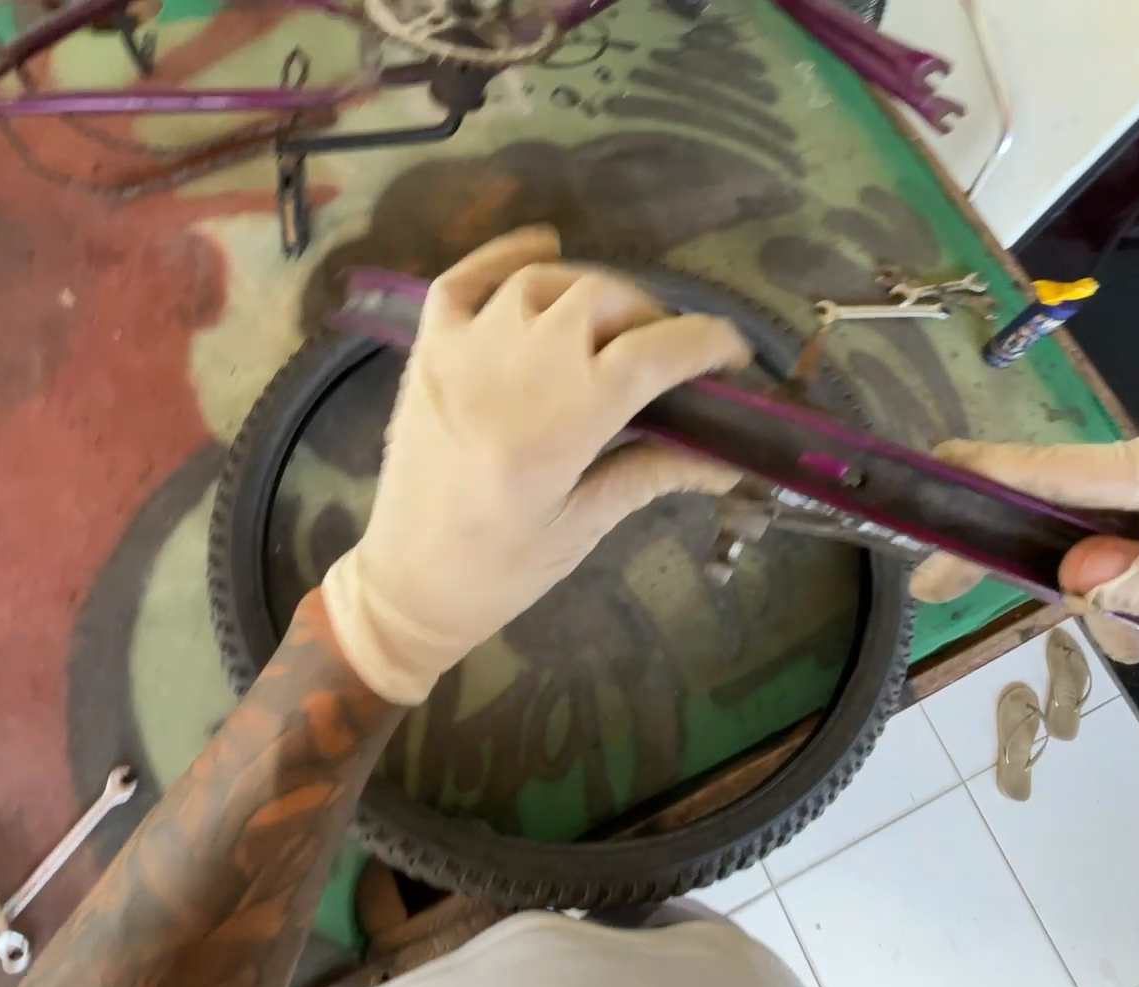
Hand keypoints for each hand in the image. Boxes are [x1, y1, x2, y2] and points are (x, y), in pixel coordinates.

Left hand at [321, 226, 749, 703]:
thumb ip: (654, 473)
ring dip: (593, 293)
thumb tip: (727, 457)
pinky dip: (508, 254)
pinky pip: (466, 277)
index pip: (648, 355)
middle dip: (650, 319)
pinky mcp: (427, 351)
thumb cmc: (500, 572)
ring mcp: (460, 353)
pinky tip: (547, 250)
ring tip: (613, 328)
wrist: (406, 583)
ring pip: (544, 282)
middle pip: (600, 301)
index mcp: (555, 429)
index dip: (704, 342)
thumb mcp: (584, 527)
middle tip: (665, 358)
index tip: (732, 353)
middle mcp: (508, 372)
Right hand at [909, 392, 1138, 714]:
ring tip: (1119, 639)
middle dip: (1031, 539)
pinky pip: (1138, 506)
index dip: (1032, 470)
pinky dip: (1120, 555)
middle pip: (1102, 484)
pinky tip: (1133, 601)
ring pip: (1112, 501)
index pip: (1129, 466)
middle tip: (946, 579)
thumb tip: (1070, 571)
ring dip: (1087, 564)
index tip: (952, 464)